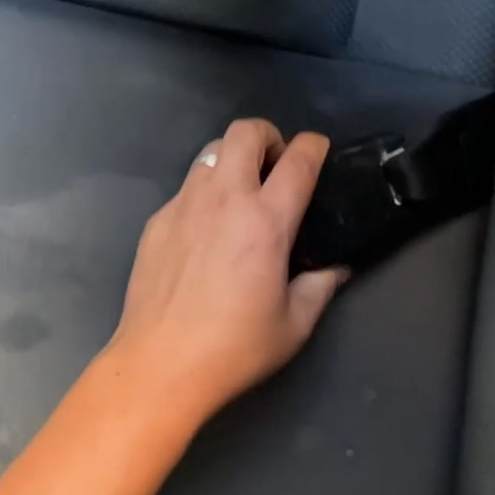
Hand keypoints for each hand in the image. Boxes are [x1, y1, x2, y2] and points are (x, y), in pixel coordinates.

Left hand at [103, 119, 347, 421]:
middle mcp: (224, 199)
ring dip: (234, 158)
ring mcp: (185, 204)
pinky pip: (187, 187)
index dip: (314, 145)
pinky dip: (205, 193)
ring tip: (241, 191)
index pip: (297, 161)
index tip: (319, 148)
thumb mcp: (293, 325)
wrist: (160, 364)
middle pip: (245, 131)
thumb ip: (320, 286)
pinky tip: (207, 230)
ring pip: (212, 151)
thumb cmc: (233, 348)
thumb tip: (337, 267)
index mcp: (265, 222)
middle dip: (268, 135)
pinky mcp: (158, 218)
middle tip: (276, 164)